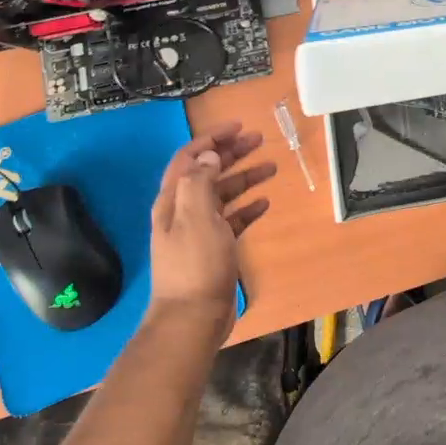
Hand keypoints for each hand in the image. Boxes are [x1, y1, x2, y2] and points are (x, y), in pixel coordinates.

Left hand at [148, 122, 276, 340]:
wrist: (192, 317)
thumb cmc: (195, 264)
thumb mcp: (196, 218)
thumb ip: (200, 182)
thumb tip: (210, 156)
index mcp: (173, 201)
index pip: (189, 159)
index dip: (211, 139)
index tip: (238, 127)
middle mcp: (183, 211)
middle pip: (207, 172)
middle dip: (231, 153)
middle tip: (259, 140)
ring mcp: (199, 230)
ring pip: (222, 194)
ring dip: (244, 177)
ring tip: (271, 167)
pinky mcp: (214, 248)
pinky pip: (232, 219)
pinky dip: (247, 208)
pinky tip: (264, 203)